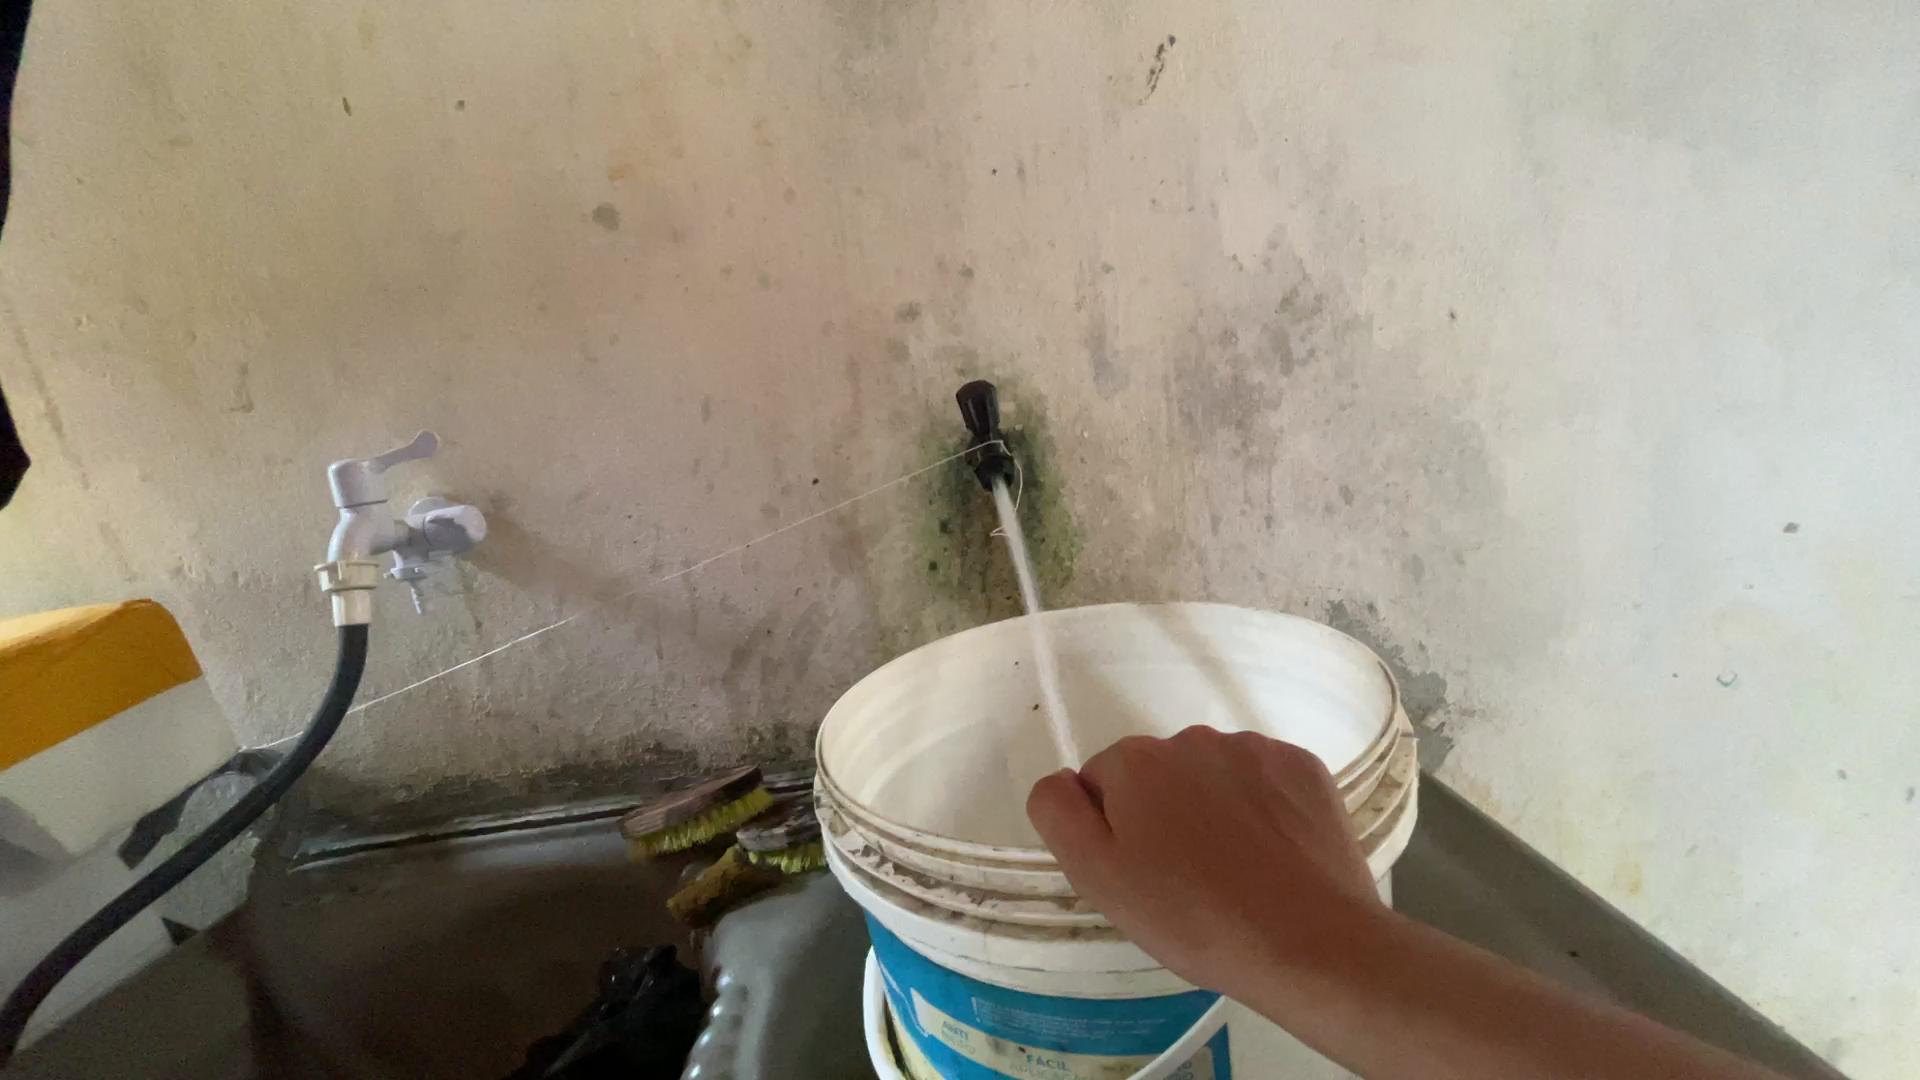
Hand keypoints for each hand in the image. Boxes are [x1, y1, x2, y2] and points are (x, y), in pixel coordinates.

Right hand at [1026, 726, 1383, 998]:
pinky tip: (1274, 853)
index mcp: (1134, 760)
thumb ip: (1058, 812)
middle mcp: (1189, 737)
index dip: (1115, 830)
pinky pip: (1262, 778)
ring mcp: (1252, 747)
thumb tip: (1060, 778)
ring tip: (1234, 869)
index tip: (1142, 872)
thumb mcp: (1098, 876)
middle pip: (1157, 773)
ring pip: (1210, 774)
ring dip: (1211, 807)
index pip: (1102, 783)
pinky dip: (1261, 806)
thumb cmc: (1192, 916)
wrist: (1314, 944)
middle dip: (1162, 812)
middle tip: (1186, 877)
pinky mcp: (1302, 766)